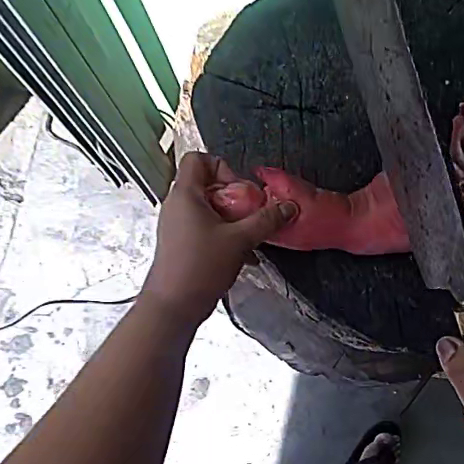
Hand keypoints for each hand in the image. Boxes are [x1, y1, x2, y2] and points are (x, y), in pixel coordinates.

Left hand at [140, 152, 295, 322]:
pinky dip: (224, 235)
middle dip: (235, 199)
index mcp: (185, 194)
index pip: (199, 159)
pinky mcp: (181, 244)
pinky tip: (243, 255)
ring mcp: (177, 225)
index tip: (241, 192)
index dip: (223, 168)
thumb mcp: (240, 240)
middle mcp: (177, 205)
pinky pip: (205, 229)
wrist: (174, 305)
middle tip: (251, 216)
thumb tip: (289, 207)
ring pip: (209, 210)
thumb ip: (266, 220)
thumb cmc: (201, 266)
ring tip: (249, 238)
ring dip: (232, 220)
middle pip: (208, 186)